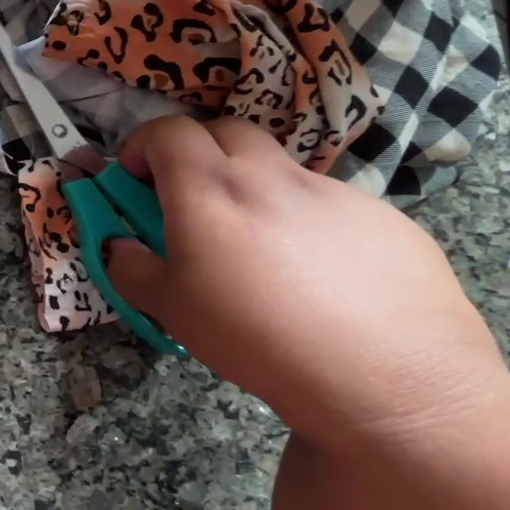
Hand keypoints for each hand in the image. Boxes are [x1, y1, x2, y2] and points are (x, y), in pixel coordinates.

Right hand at [102, 115, 509, 449]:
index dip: (142, 145)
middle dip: (197, 151)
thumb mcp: (167, 307)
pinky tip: (318, 279)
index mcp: (210, 189)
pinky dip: (306, 224)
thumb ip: (129, 266)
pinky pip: (331, 206)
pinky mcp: (389, 221)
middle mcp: (272, 177)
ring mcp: (337, 194)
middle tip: (188, 199)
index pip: (168, 131)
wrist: (388, 378)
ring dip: (253, 191)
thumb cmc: (254, 335)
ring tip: (257, 251)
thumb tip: (120, 247)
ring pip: (280, 170)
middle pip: (227, 131)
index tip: (135, 178)